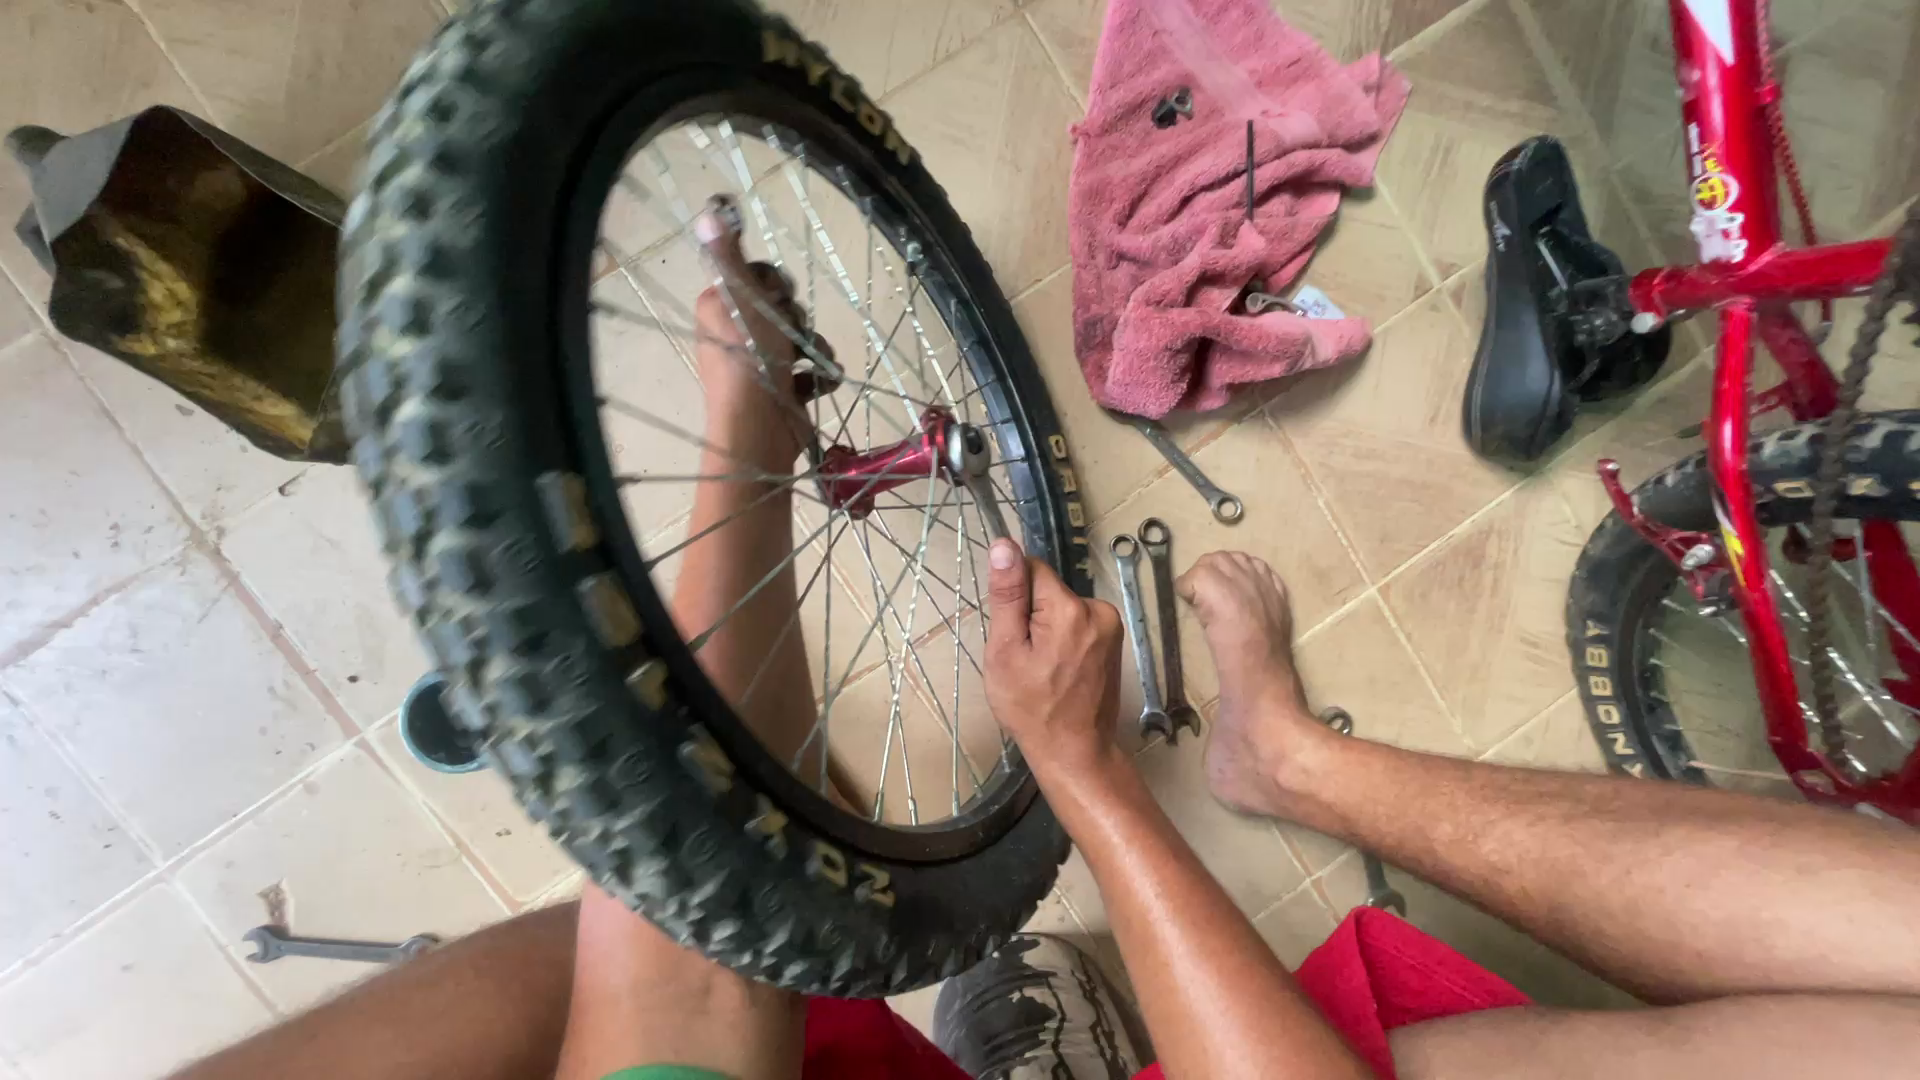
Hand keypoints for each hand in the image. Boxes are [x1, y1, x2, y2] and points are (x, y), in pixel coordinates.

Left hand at [691, 196, 831, 468]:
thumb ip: (730, 256)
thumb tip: (710, 207)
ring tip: (816, 363)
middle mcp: (737, 336)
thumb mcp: (740, 297)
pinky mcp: (782, 394)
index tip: (779, 297)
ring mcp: (760, 368)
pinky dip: (820, 377)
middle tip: (793, 334)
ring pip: (800, 340)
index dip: (775, 285)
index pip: (756, 279)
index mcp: (720, 309)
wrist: (760, 429)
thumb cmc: (750, 359)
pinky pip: (809, 373)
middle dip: (798, 320)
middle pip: (782, 309)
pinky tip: (822, 383)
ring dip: (816, 349)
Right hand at [983, 537, 1124, 777]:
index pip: (1032, 568)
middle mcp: (1098, 608)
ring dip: (1045, 628)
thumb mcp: (1006, 651)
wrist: (1075, 751)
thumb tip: (1005, 544)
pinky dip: (1062, 638)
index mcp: (1069, 608)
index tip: (1010, 630)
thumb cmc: (1031, 707)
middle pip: (1048, 589)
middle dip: (1029, 615)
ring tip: (1040, 666)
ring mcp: (1111, 625)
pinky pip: (1076, 622)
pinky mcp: (1114, 639)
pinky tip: (1056, 669)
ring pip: (1061, 606)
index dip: (1014, 596)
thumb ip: (1007, 595)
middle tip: (1023, 656)